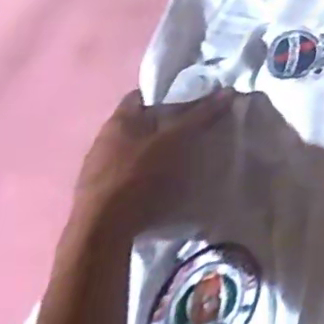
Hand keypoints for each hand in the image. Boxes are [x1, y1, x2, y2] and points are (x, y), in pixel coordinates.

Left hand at [72, 89, 233, 225]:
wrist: (101, 231)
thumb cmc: (140, 174)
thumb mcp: (177, 140)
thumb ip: (201, 115)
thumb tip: (228, 91)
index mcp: (119, 119)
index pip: (142, 95)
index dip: (166, 98)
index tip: (190, 107)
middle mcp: (103, 139)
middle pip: (140, 124)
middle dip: (164, 128)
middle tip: (191, 136)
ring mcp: (96, 168)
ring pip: (132, 151)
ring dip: (154, 155)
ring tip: (180, 165)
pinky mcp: (96, 195)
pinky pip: (126, 176)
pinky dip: (143, 178)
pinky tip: (159, 189)